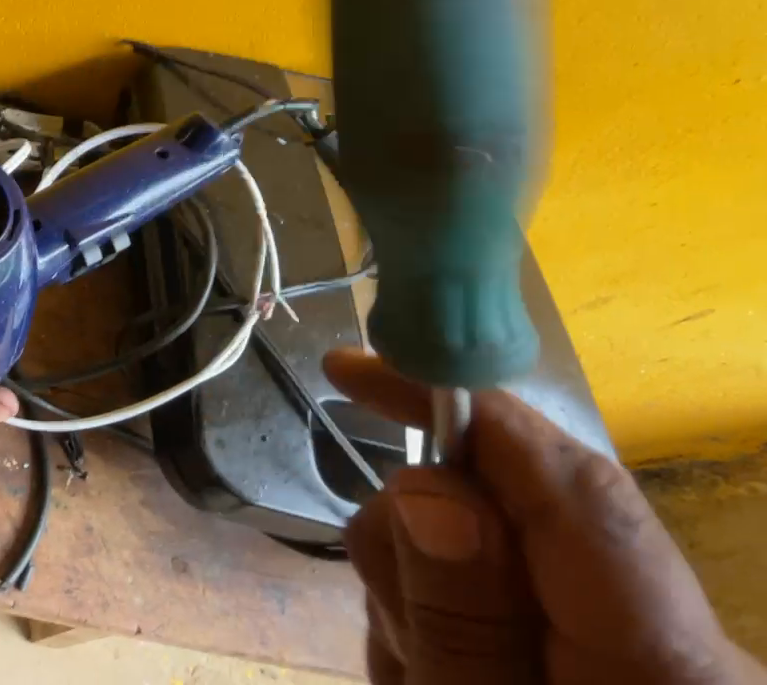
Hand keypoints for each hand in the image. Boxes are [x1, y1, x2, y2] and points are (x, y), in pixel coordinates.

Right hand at [325, 349, 764, 684]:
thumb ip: (460, 625)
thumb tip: (430, 487)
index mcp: (667, 673)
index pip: (570, 489)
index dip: (464, 406)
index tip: (353, 366)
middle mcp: (667, 651)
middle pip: (499, 523)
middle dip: (411, 545)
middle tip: (390, 634)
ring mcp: (625, 664)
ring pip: (472, 565)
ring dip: (413, 601)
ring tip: (413, 678)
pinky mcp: (581, 671)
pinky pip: (478, 610)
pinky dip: (429, 630)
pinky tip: (428, 676)